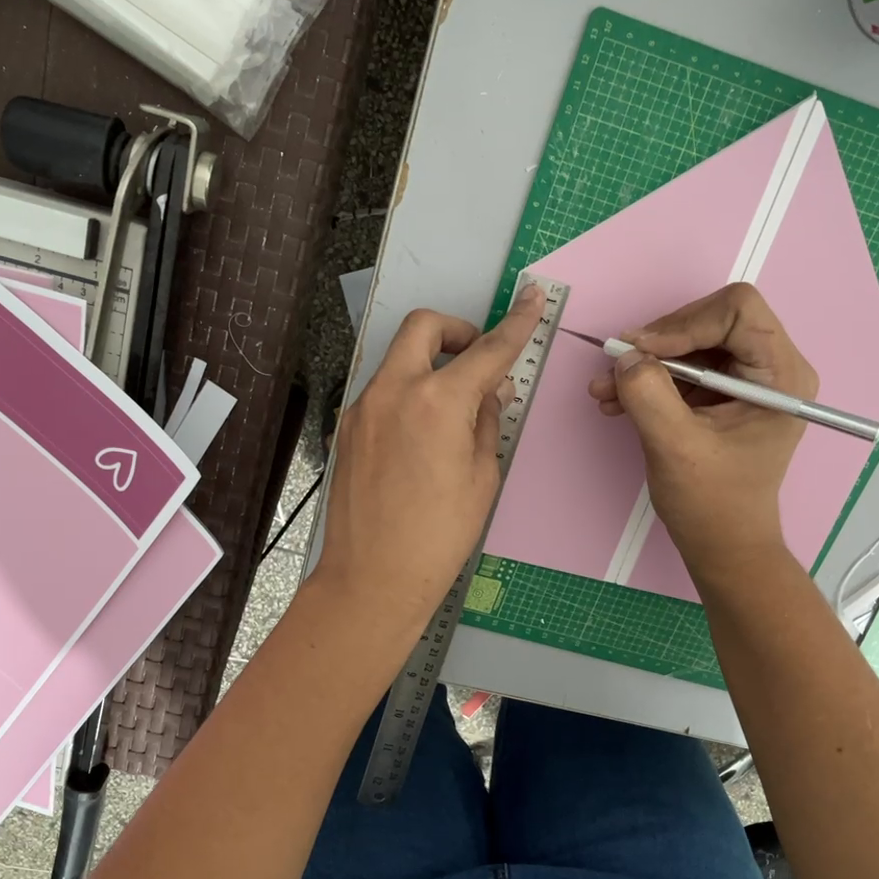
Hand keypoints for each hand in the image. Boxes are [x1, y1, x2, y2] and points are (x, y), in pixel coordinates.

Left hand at [314, 285, 545, 632]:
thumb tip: (490, 390)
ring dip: (429, 366)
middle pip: (423, 327)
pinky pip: (382, 394)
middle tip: (477, 360)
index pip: (486, 350)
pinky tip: (422, 438)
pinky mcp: (347, 430)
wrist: (372, 579)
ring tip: (452, 412)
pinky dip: (408, 396)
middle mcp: (392, 392)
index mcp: (435, 402)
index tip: (531, 299)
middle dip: (456, 331)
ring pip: (398, 361)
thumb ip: (486, 421)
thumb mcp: (482, 478)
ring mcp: (362, 409)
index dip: (515, 324)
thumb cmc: (437, 538)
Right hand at [587, 283, 818, 568]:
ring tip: (605, 390)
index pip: (737, 311)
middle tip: (618, 365)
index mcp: (781, 374)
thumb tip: (625, 358)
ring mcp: (744, 379)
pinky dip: (646, 379)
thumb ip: (649, 395)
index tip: (642, 352)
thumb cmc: (713, 504)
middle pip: (710, 319)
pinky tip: (615, 400)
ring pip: (688, 342)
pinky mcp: (719, 393)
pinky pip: (680, 368)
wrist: (721, 544)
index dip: (685, 323)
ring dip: (644, 362)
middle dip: (659, 342)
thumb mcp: (676, 447)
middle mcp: (769, 367)